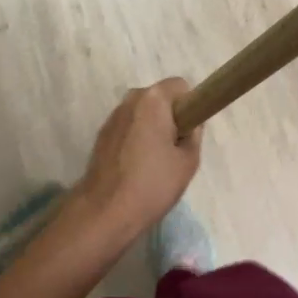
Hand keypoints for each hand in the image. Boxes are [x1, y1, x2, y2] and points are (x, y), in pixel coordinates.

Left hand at [73, 78, 202, 235]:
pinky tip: (135, 168)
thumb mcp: (188, 162)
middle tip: (174, 151)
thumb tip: (190, 123)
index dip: (189, 107)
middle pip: (160, 99)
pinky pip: (128, 127)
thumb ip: (194, 134)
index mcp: (152, 99)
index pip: (180, 86)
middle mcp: (130, 99)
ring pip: (143, 114)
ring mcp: (113, 115)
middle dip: (170, 118)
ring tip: (154, 163)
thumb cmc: (152, 184)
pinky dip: (136, 139)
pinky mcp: (102, 133)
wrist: (105, 211)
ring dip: (152, 129)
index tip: (188, 133)